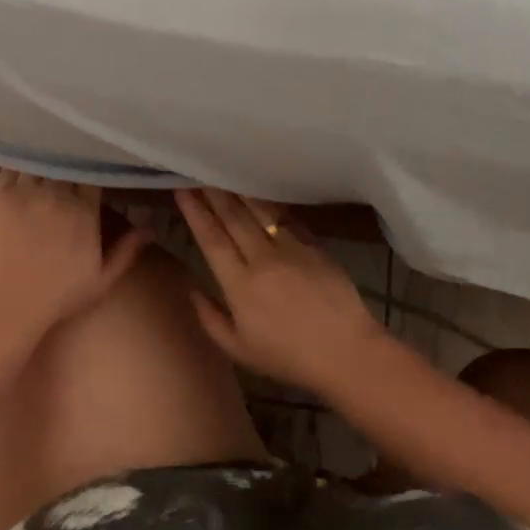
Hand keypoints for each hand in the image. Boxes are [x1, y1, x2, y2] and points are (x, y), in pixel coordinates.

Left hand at [0, 171, 150, 332]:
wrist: (5, 302)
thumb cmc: (56, 295)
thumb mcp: (101, 279)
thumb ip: (127, 251)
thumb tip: (151, 228)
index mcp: (84, 212)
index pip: (92, 174)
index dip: (93, 166)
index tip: (94, 164)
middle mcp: (57, 194)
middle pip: (66, 163)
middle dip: (69, 158)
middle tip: (69, 155)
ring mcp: (26, 192)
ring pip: (40, 161)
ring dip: (45, 157)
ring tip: (46, 152)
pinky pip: (11, 168)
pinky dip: (19, 162)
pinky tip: (21, 160)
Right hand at [177, 188, 387, 393]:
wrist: (346, 353)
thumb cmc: (288, 358)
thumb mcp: (239, 350)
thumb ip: (210, 319)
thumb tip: (191, 289)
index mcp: (239, 285)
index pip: (211, 238)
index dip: (195, 212)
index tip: (182, 190)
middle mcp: (262, 259)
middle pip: (233, 217)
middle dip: (213, 193)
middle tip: (199, 172)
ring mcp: (291, 249)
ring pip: (260, 212)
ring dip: (240, 191)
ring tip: (226, 174)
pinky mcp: (315, 247)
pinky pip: (288, 219)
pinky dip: (271, 204)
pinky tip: (262, 194)